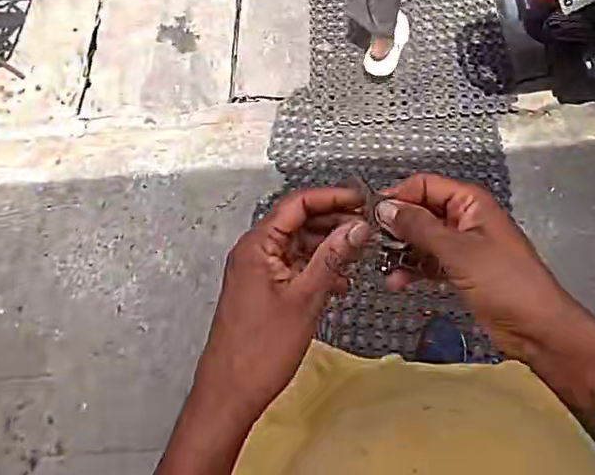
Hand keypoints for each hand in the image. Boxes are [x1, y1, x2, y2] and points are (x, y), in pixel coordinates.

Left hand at [188, 186, 371, 423]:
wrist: (229, 396)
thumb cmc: (260, 350)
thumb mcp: (305, 298)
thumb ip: (332, 257)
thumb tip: (357, 227)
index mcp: (258, 243)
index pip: (298, 203)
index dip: (331, 197)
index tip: (360, 200)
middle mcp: (255, 250)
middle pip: (299, 221)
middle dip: (333, 222)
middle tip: (365, 227)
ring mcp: (259, 269)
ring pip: (299, 244)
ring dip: (328, 247)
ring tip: (356, 256)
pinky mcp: (264, 288)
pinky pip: (295, 265)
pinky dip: (317, 268)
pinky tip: (339, 281)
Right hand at [377, 173, 594, 364]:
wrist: (540, 330)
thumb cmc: (504, 282)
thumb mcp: (458, 252)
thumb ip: (419, 227)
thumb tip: (385, 208)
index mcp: (469, 201)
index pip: (424, 185)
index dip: (398, 196)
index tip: (370, 214)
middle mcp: (464, 217)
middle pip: (421, 210)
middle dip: (397, 225)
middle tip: (370, 242)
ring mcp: (463, 245)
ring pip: (422, 238)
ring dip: (402, 250)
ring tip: (381, 266)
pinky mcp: (461, 270)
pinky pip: (429, 261)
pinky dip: (414, 268)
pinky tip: (397, 282)